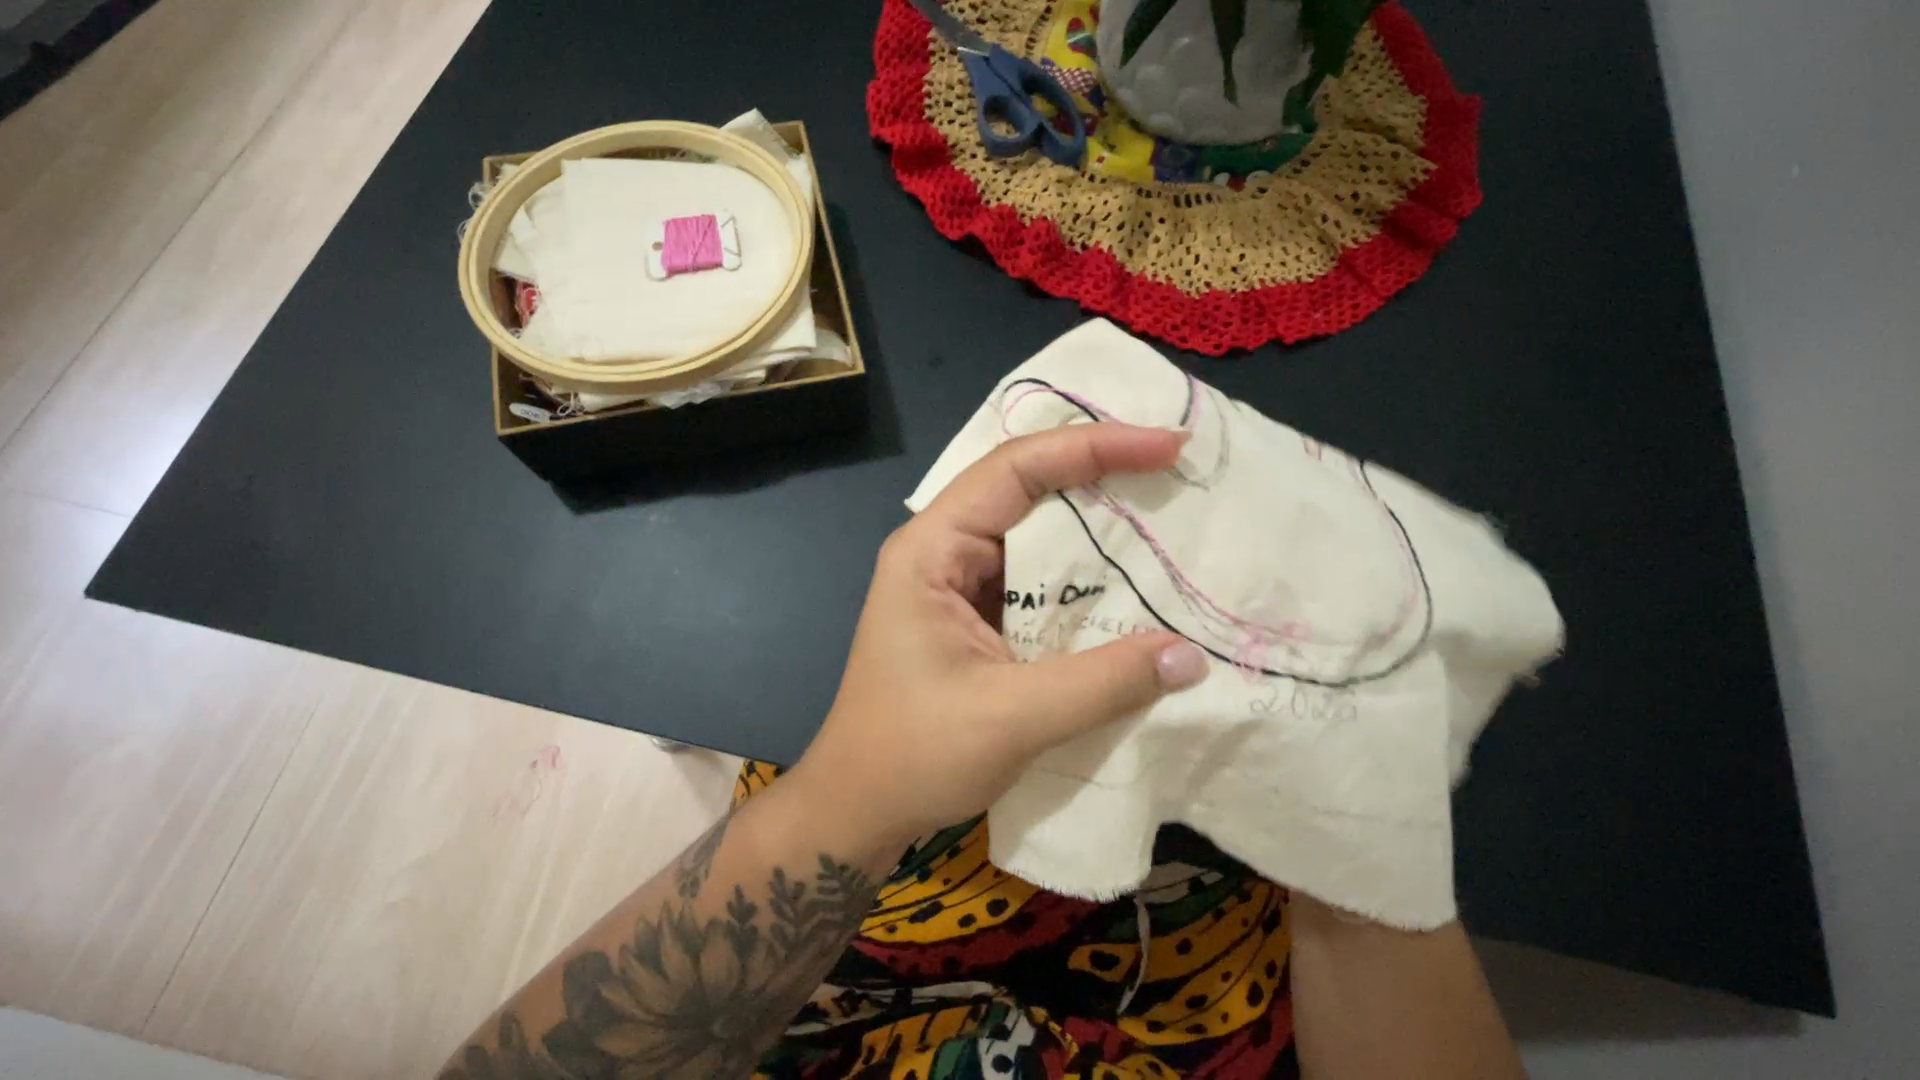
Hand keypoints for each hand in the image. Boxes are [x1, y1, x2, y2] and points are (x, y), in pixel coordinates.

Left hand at [788, 423, 1209, 849]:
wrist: (859, 810)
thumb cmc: (913, 756)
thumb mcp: (1011, 718)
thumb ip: (1103, 683)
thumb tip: (1192, 654)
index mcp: (932, 550)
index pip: (1015, 468)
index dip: (1092, 446)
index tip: (1166, 446)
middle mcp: (944, 553)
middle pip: (1028, 489)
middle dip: (1102, 476)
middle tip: (1179, 471)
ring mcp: (960, 587)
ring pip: (1038, 537)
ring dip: (1100, 530)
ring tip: (1172, 520)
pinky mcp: (979, 621)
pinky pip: (1040, 583)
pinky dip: (1087, 581)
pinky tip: (1136, 588)